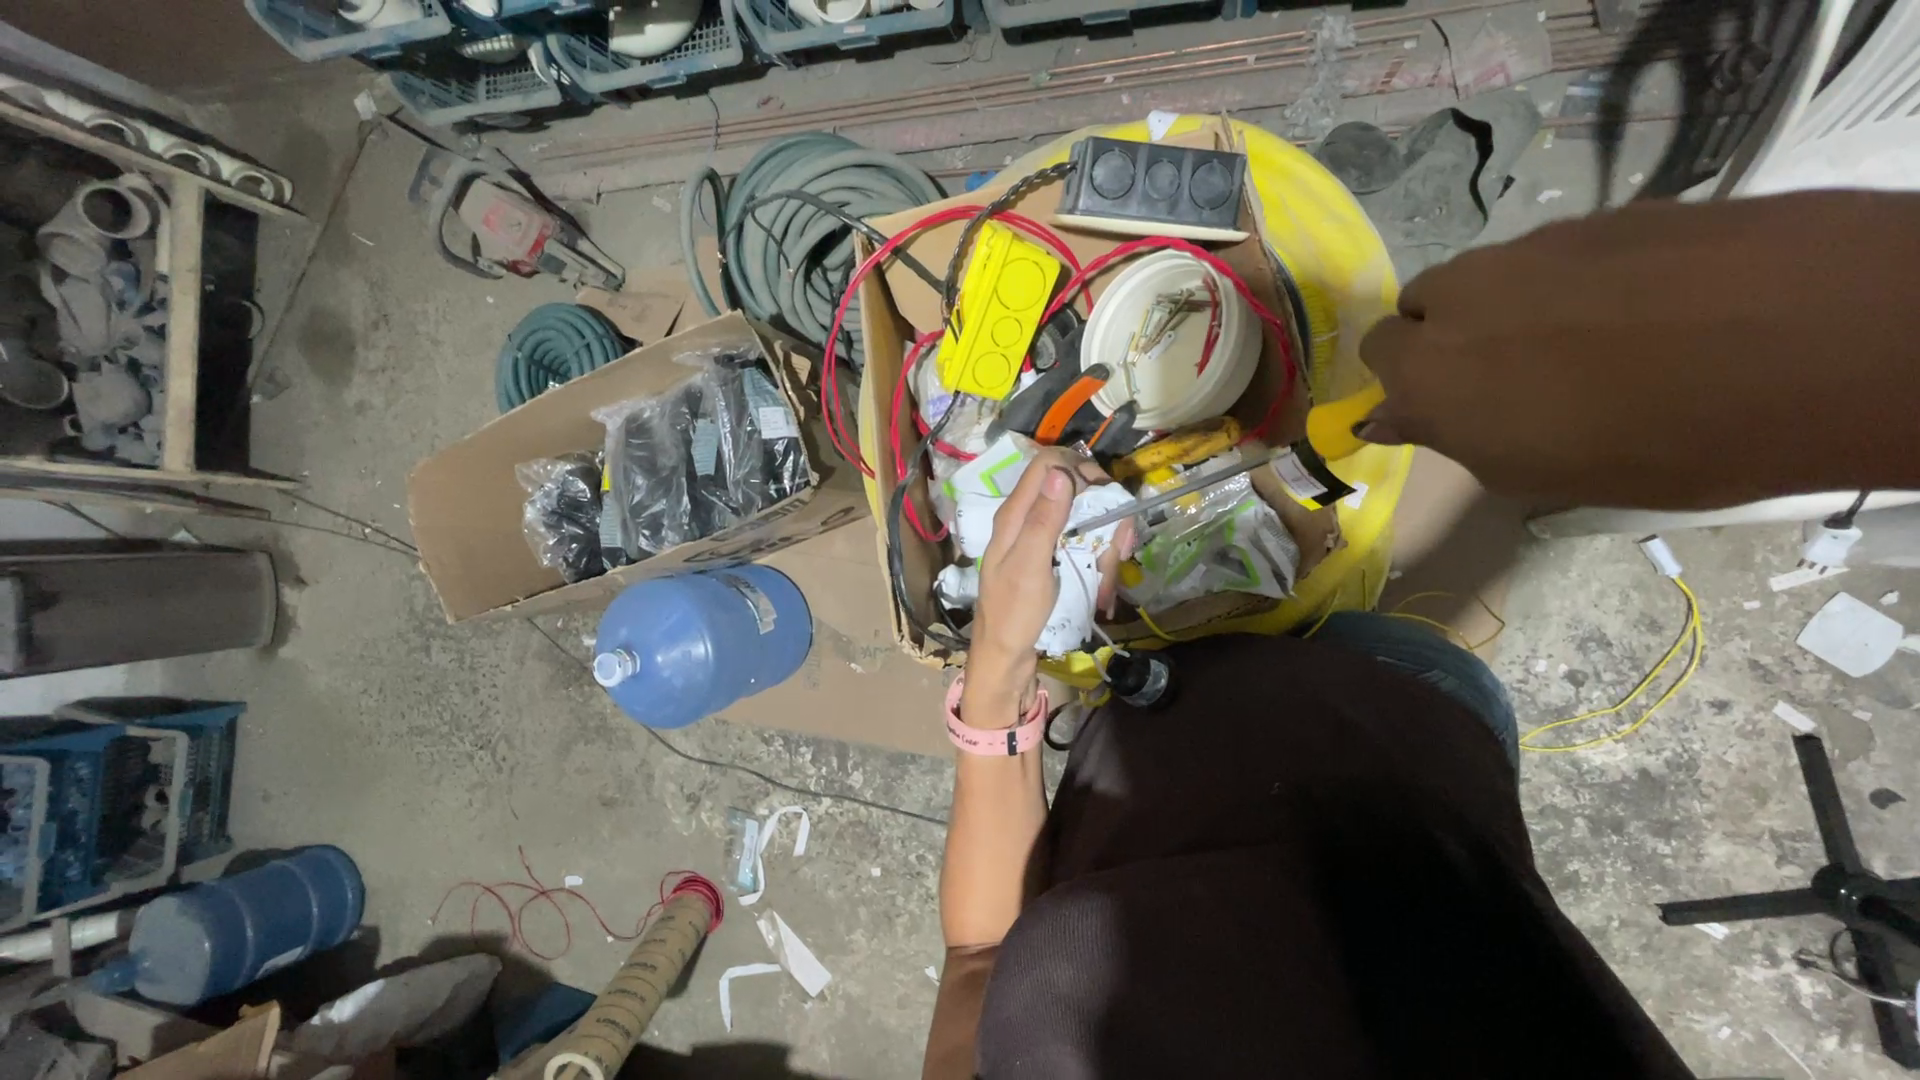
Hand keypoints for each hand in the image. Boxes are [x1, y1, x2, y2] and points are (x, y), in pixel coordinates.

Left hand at [967, 450, 1119, 711]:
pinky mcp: (1053, 563)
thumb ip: (1043, 519)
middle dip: (1103, 515)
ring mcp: (1042, 543)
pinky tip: (1103, 592)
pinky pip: (1083, 550)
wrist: (1005, 660)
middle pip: (1074, 492)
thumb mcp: (1029, 566)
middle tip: (1119, 546)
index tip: (1104, 495)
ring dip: (1105, 548)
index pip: (1048, 464)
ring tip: (1108, 583)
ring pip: (1085, 523)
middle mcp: (1027, 521)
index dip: (1080, 470)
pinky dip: (1099, 567)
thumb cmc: (1013, 614)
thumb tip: (1060, 470)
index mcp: (1015, 515)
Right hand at [1356, 191, 1919, 508]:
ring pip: (1479, 277)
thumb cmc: (1652, 442)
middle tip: (1498, 373)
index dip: (1403, 386)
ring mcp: (1524, 251)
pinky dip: (1564, 279)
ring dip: (1497, 306)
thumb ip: (1452, 435)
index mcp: (1427, 373)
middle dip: (1436, 337)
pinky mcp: (1595, 217)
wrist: (1808, 336)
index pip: (1376, 364)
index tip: (1436, 408)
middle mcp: (1456, 302)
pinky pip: (1549, 253)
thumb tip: (1391, 417)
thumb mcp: (1533, 471)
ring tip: (1572, 338)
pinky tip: (1630, 305)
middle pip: (1414, 309)